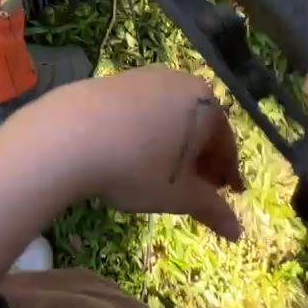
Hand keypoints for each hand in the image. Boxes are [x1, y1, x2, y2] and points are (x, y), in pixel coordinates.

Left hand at [35, 65, 245, 238]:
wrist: (70, 133)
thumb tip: (237, 232)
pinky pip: (144, 106)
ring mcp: (145, 75)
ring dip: (174, 142)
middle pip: (199, 124)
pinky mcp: (116, 78)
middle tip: (196, 187)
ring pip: (171, 114)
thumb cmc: (136, 166)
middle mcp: (178, 80)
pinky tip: (134, 152)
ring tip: (164, 173)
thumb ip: (212, 209)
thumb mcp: (179, 195)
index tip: (225, 195)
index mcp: (204, 104)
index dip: (226, 172)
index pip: (226, 142)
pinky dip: (149, 129)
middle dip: (201, 156)